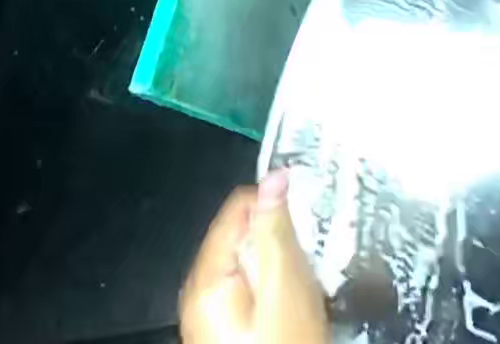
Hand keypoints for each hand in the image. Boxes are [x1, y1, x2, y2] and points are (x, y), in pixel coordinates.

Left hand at [180, 171, 326, 343]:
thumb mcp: (284, 290)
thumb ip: (275, 231)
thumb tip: (274, 176)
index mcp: (206, 274)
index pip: (239, 204)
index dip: (273, 205)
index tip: (299, 225)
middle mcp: (200, 287)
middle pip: (244, 231)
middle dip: (276, 239)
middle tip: (299, 267)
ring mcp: (211, 307)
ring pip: (250, 256)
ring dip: (277, 263)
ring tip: (296, 289)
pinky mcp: (225, 323)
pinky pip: (251, 283)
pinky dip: (272, 285)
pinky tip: (287, 307)